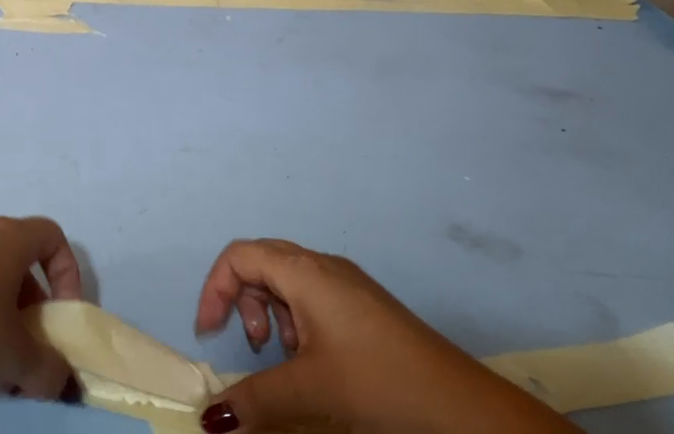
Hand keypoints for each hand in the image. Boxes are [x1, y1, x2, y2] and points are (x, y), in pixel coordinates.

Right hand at [194, 240, 580, 433]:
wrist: (463, 407)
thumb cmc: (378, 382)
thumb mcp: (310, 391)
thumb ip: (255, 400)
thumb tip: (210, 422)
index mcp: (305, 271)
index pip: (239, 256)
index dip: (215, 289)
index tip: (211, 333)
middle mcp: (323, 265)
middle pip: (262, 262)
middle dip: (242, 299)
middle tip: (250, 343)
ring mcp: (348, 284)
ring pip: (288, 280)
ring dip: (271, 311)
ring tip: (284, 355)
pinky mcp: (365, 305)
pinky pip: (313, 295)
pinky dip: (297, 320)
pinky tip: (314, 360)